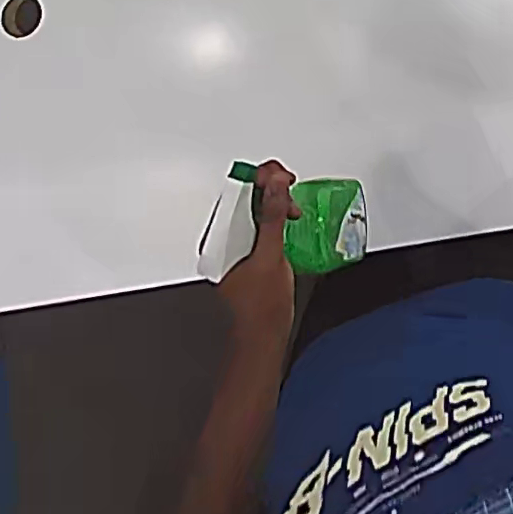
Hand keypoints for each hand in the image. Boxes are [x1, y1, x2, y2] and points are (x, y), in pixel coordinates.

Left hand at [218, 160, 300, 346]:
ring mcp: (236, 244)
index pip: (235, 192)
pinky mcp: (249, 249)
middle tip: (290, 188)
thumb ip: (272, 217)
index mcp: (220, 238)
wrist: (264, 337)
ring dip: (276, 200)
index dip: (259, 177)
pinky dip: (276, 213)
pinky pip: (261, 219)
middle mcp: (224, 238)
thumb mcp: (269, 255)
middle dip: (271, 186)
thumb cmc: (262, 305)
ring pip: (255, 206)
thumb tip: (274, 183)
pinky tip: (288, 217)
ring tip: (292, 209)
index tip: (282, 176)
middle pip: (245, 196)